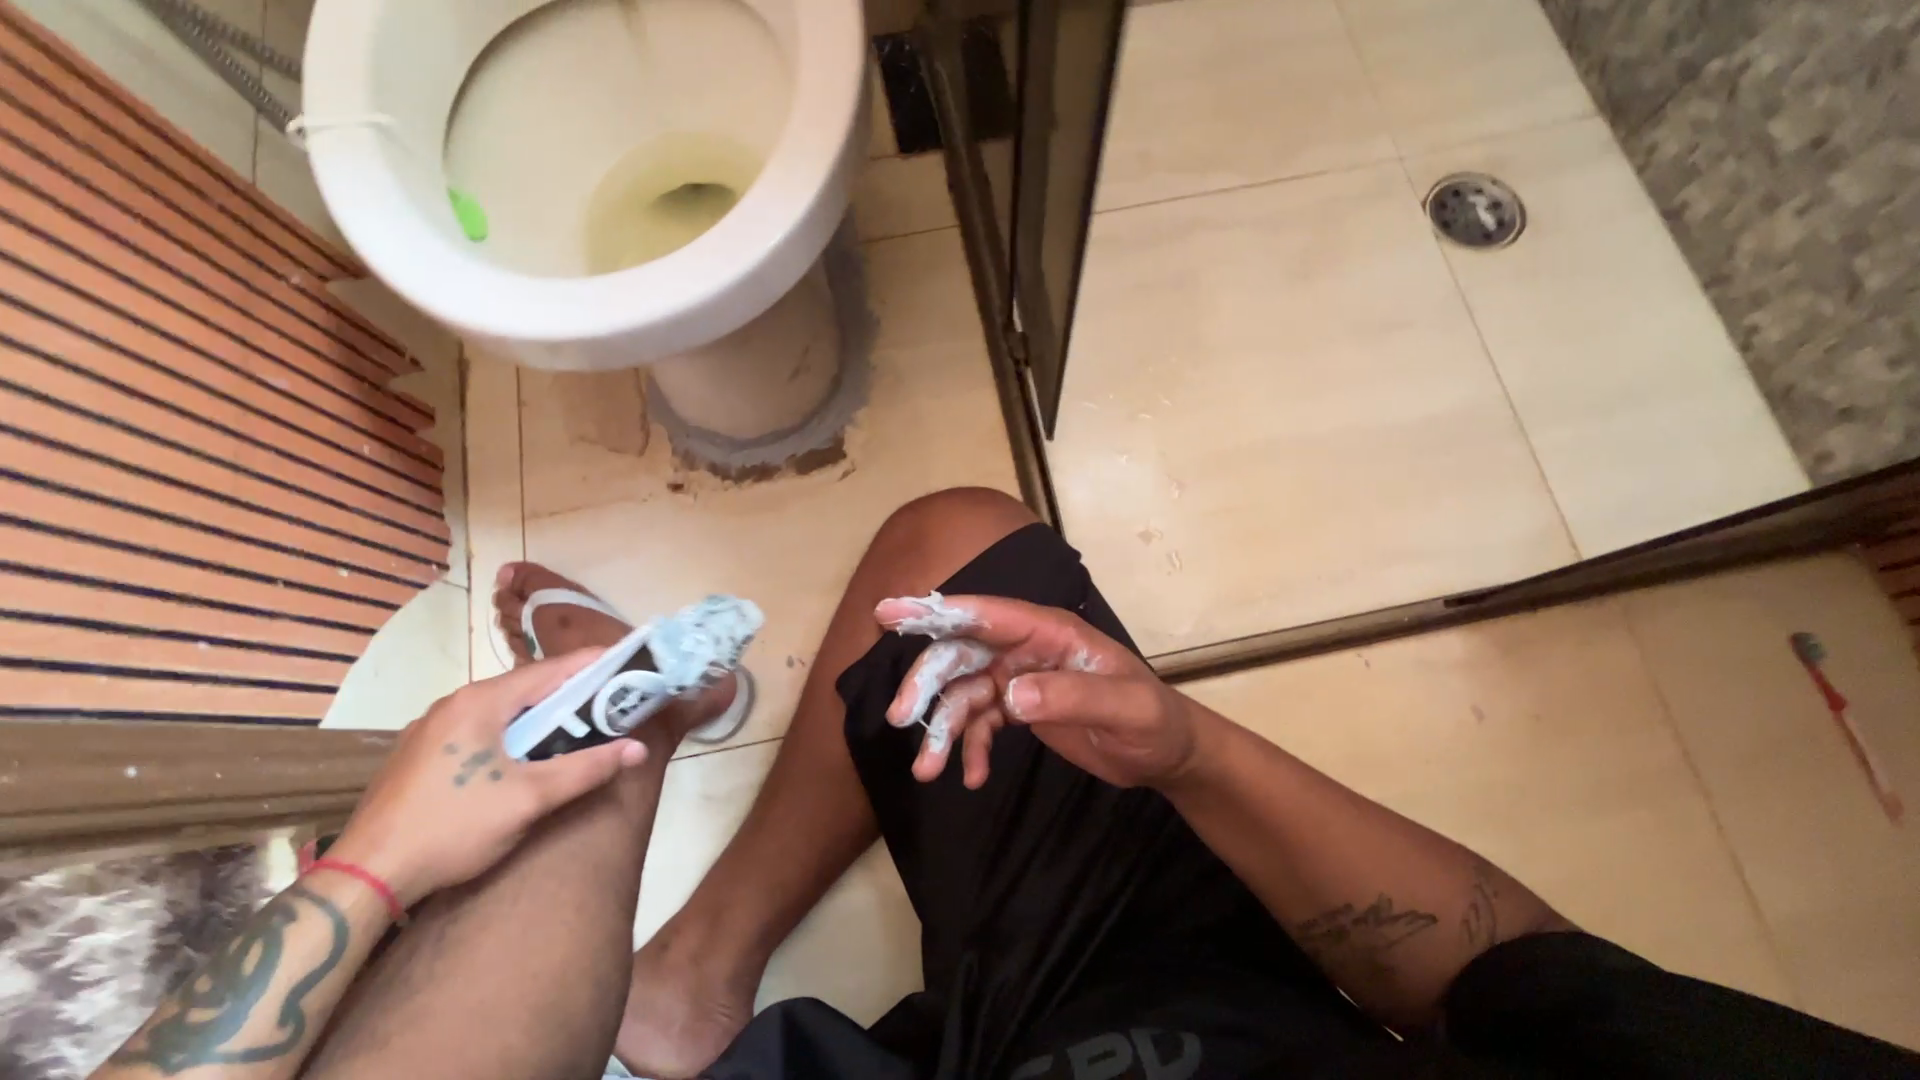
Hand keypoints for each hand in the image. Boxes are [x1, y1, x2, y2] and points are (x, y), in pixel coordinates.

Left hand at [327, 650, 648, 907]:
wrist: (365, 876)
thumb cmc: (453, 828)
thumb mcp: (530, 799)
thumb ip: (587, 769)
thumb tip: (639, 748)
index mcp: (480, 703)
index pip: (551, 669)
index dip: (594, 664)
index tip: (630, 663)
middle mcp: (453, 704)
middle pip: (526, 686)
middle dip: (572, 692)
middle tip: (613, 701)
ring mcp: (431, 728)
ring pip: (502, 709)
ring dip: (542, 715)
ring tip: (579, 727)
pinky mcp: (420, 754)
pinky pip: (480, 728)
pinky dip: (513, 732)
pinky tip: (526, 756)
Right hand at [875, 595, 1200, 789]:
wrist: (1165, 755)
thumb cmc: (1155, 722)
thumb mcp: (1125, 710)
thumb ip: (1071, 697)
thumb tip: (1011, 696)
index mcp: (1051, 633)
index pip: (988, 615)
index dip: (938, 611)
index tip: (889, 612)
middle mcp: (1027, 649)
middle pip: (962, 655)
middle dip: (928, 683)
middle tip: (901, 719)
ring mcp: (1020, 679)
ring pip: (963, 693)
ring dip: (942, 728)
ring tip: (927, 770)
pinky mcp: (1019, 709)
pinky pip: (981, 723)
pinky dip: (970, 748)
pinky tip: (973, 777)